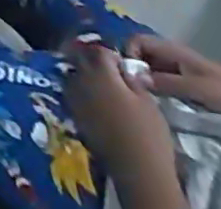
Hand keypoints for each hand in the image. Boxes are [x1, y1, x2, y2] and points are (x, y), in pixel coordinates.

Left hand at [65, 44, 172, 174]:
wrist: (137, 169)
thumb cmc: (148, 133)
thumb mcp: (148, 103)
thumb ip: (133, 81)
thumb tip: (125, 69)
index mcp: (101, 73)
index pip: (100, 52)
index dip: (111, 54)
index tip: (121, 63)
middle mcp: (82, 79)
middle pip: (81, 59)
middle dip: (92, 60)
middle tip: (108, 70)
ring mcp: (74, 96)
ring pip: (73, 74)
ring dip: (83, 74)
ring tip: (99, 84)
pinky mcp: (72, 112)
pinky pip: (72, 92)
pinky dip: (80, 90)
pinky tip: (93, 100)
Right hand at [130, 37, 220, 123]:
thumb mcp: (195, 88)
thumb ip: (163, 81)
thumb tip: (132, 76)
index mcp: (172, 49)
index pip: (137, 40)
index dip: (128, 53)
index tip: (129, 75)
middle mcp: (172, 54)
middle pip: (141, 53)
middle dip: (135, 68)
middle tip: (134, 89)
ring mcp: (179, 68)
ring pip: (150, 67)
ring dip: (145, 79)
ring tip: (144, 97)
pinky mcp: (185, 81)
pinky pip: (161, 78)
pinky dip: (156, 86)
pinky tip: (158, 101)